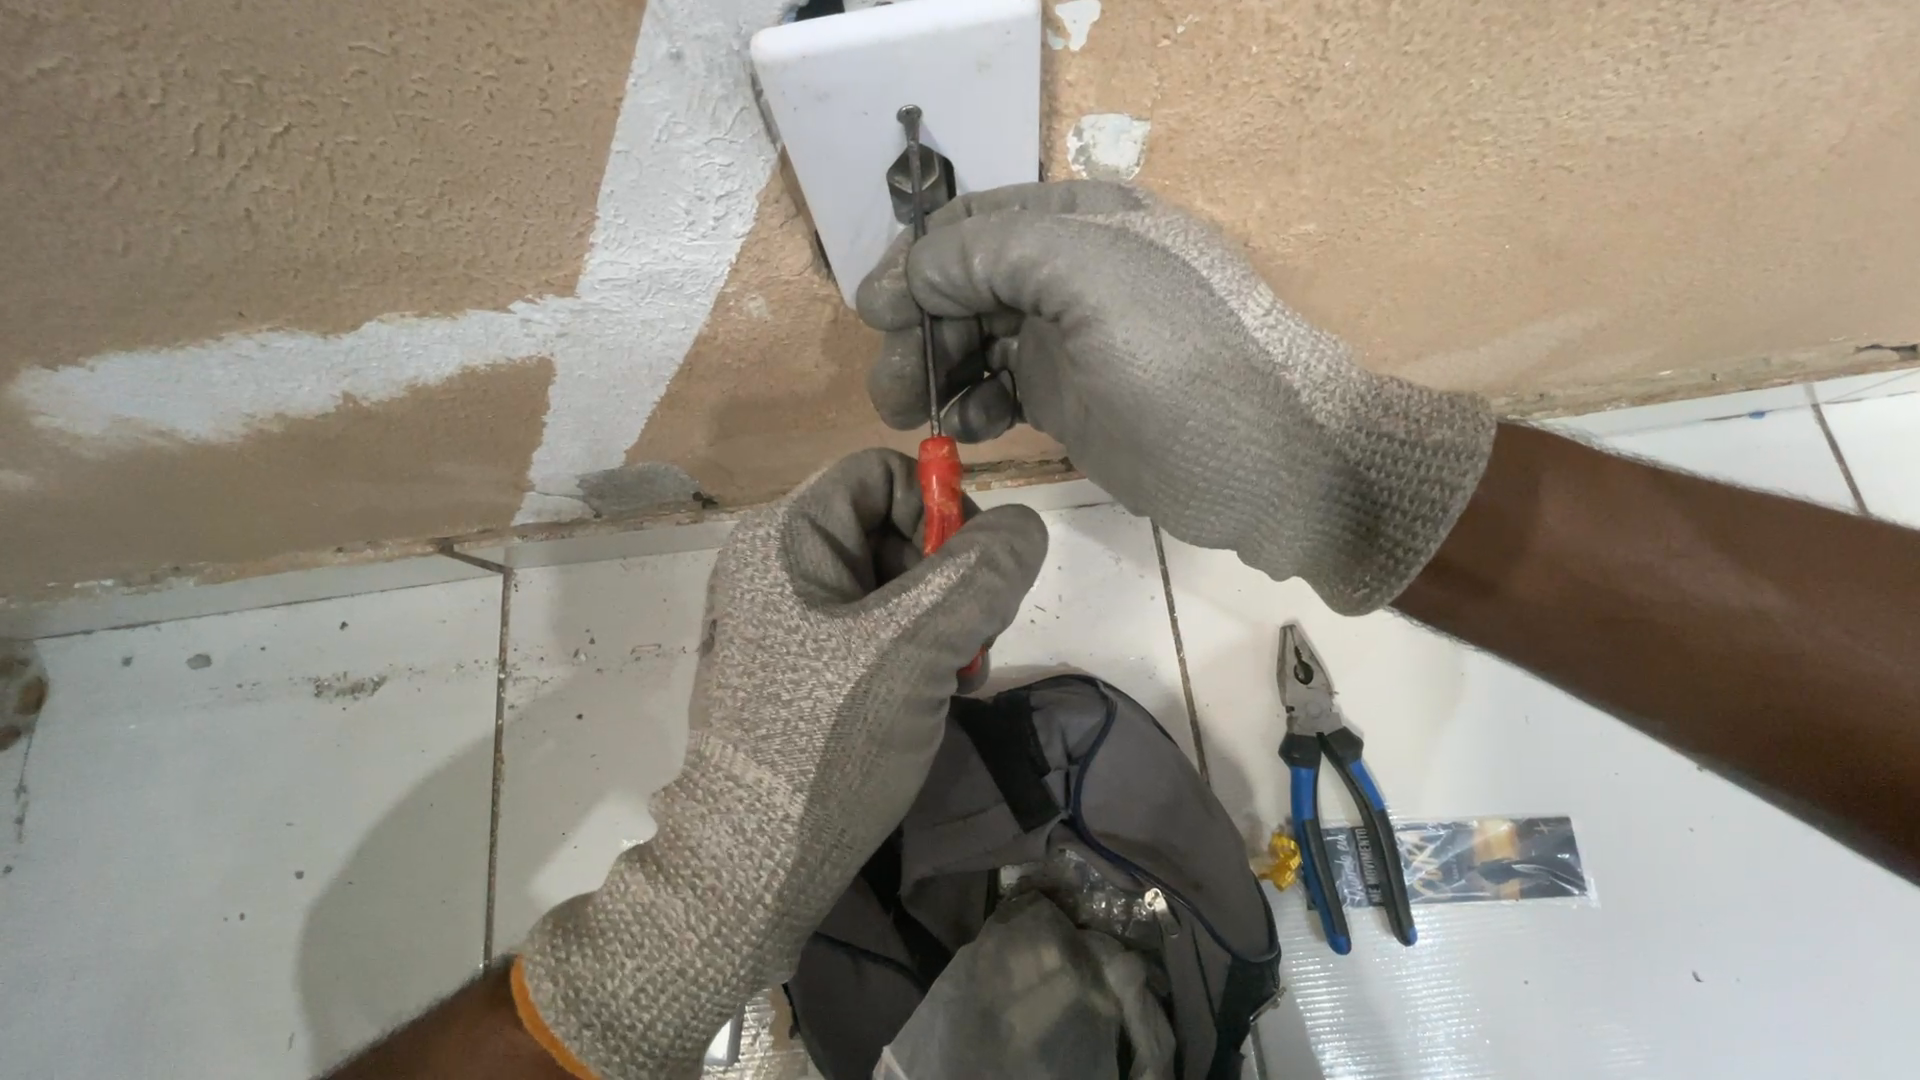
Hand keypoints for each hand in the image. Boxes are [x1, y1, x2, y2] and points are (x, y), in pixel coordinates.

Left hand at [511, 449, 1046, 1079]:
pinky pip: (875, 621)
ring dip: (939, 617)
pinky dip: (915, 645)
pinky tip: (929, 691)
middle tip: (970, 640)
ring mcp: (785, 613)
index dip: (938, 506)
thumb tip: (1026, 522)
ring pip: (892, 577)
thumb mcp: (914, 648)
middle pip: (891, 524)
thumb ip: (978, 576)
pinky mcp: (799, 657)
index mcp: (785, 537)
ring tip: (953, 675)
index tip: (970, 575)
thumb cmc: (825, 742)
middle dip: (946, 574)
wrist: (753, 863)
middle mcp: (778, 562)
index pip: (881, 472)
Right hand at [857, 180, 1495, 613]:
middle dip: (920, 330)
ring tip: (913, 415)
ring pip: (974, 339)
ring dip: (935, 372)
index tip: (878, 317)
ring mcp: (1067, 339)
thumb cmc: (1185, 365)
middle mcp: (1069, 272)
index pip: (972, 225)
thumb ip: (993, 253)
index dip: (919, 265)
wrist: (1267, 469)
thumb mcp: (1093, 279)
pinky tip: (966, 428)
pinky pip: (998, 389)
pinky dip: (973, 404)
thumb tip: (908, 276)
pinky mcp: (1068, 397)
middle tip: (891, 391)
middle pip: (964, 285)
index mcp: (1081, 221)